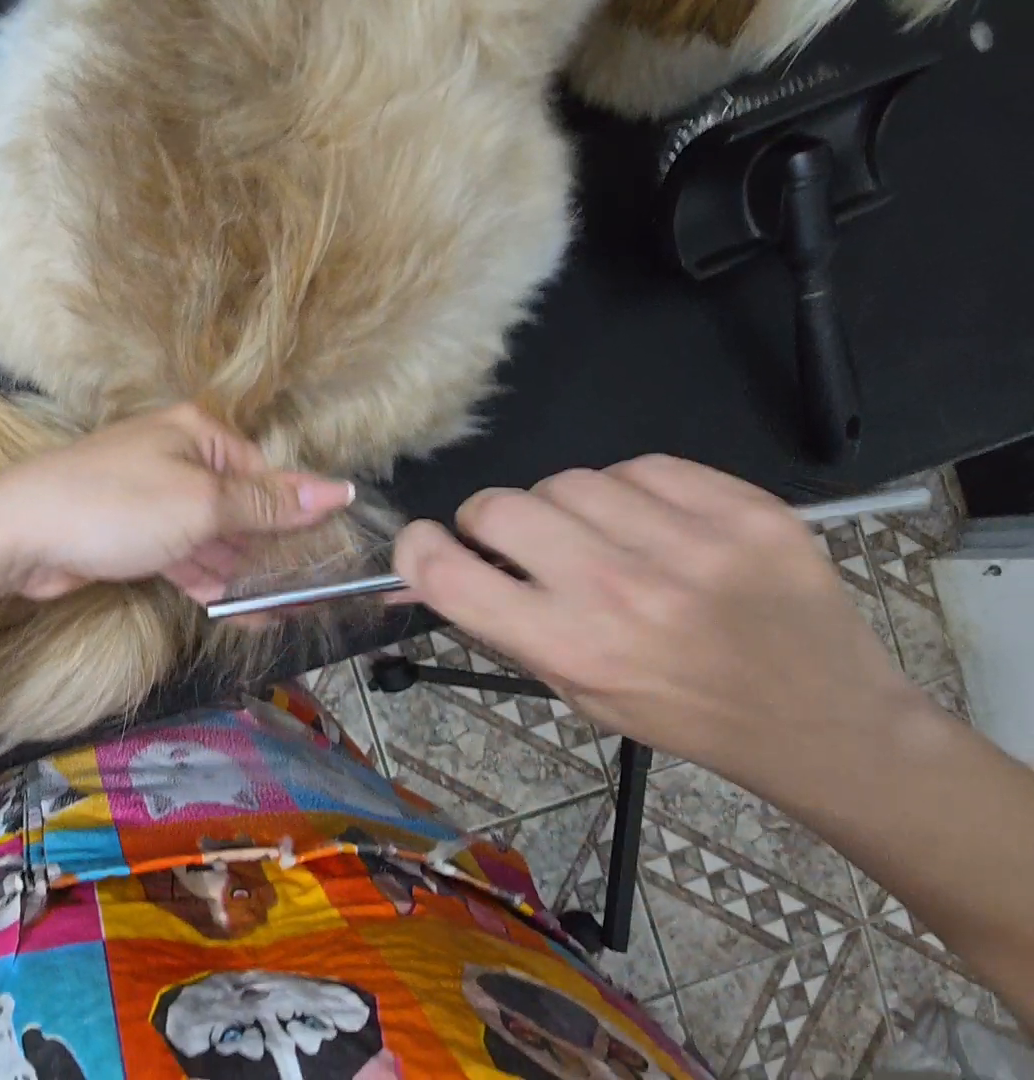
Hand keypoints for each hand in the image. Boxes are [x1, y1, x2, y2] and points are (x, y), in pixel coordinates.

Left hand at [0, 405, 355, 601]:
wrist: (20, 534)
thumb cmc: (116, 507)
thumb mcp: (202, 505)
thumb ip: (268, 505)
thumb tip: (340, 490)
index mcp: (198, 433)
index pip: (265, 474)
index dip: (296, 516)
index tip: (327, 559)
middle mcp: (178, 458)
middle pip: (240, 506)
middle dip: (270, 551)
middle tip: (307, 598)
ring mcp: (153, 498)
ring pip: (211, 536)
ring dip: (241, 573)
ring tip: (280, 612)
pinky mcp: (132, 535)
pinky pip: (183, 555)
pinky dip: (205, 580)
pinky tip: (235, 611)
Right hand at [392, 455, 930, 783]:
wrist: (818, 717)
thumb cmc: (674, 712)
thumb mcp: (571, 689)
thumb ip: (500, 622)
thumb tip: (429, 572)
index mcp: (569, 647)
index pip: (448, 573)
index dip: (415, 548)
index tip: (424, 546)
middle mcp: (619, 591)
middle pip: (498, 507)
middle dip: (486, 520)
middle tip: (513, 542)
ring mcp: (688, 545)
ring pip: (566, 480)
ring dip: (560, 506)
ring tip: (595, 536)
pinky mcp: (745, 510)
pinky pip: (639, 466)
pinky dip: (626, 489)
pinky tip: (647, 523)